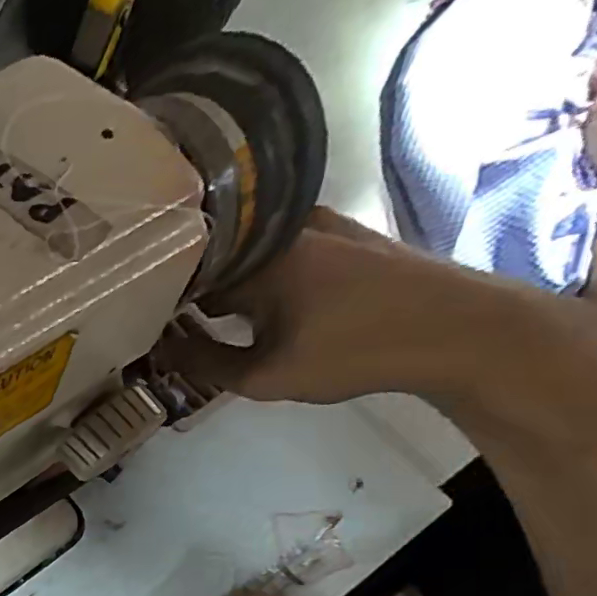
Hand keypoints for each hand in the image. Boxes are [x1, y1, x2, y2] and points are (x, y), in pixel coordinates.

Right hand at [157, 208, 596, 406]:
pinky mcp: (335, 228)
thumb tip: (160, 351)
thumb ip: (205, 364)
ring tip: (212, 318)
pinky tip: (260, 301)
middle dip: (190, 291)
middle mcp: (275, 224)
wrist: (454, 328)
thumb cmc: (354, 353)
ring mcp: (310, 220)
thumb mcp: (268, 375)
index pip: (182, 274)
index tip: (142, 326)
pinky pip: (274, 248)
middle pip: (212, 256)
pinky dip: (257, 272)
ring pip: (244, 251)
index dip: (159, 302)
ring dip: (225, 281)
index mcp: (252, 255)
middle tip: (173, 329)